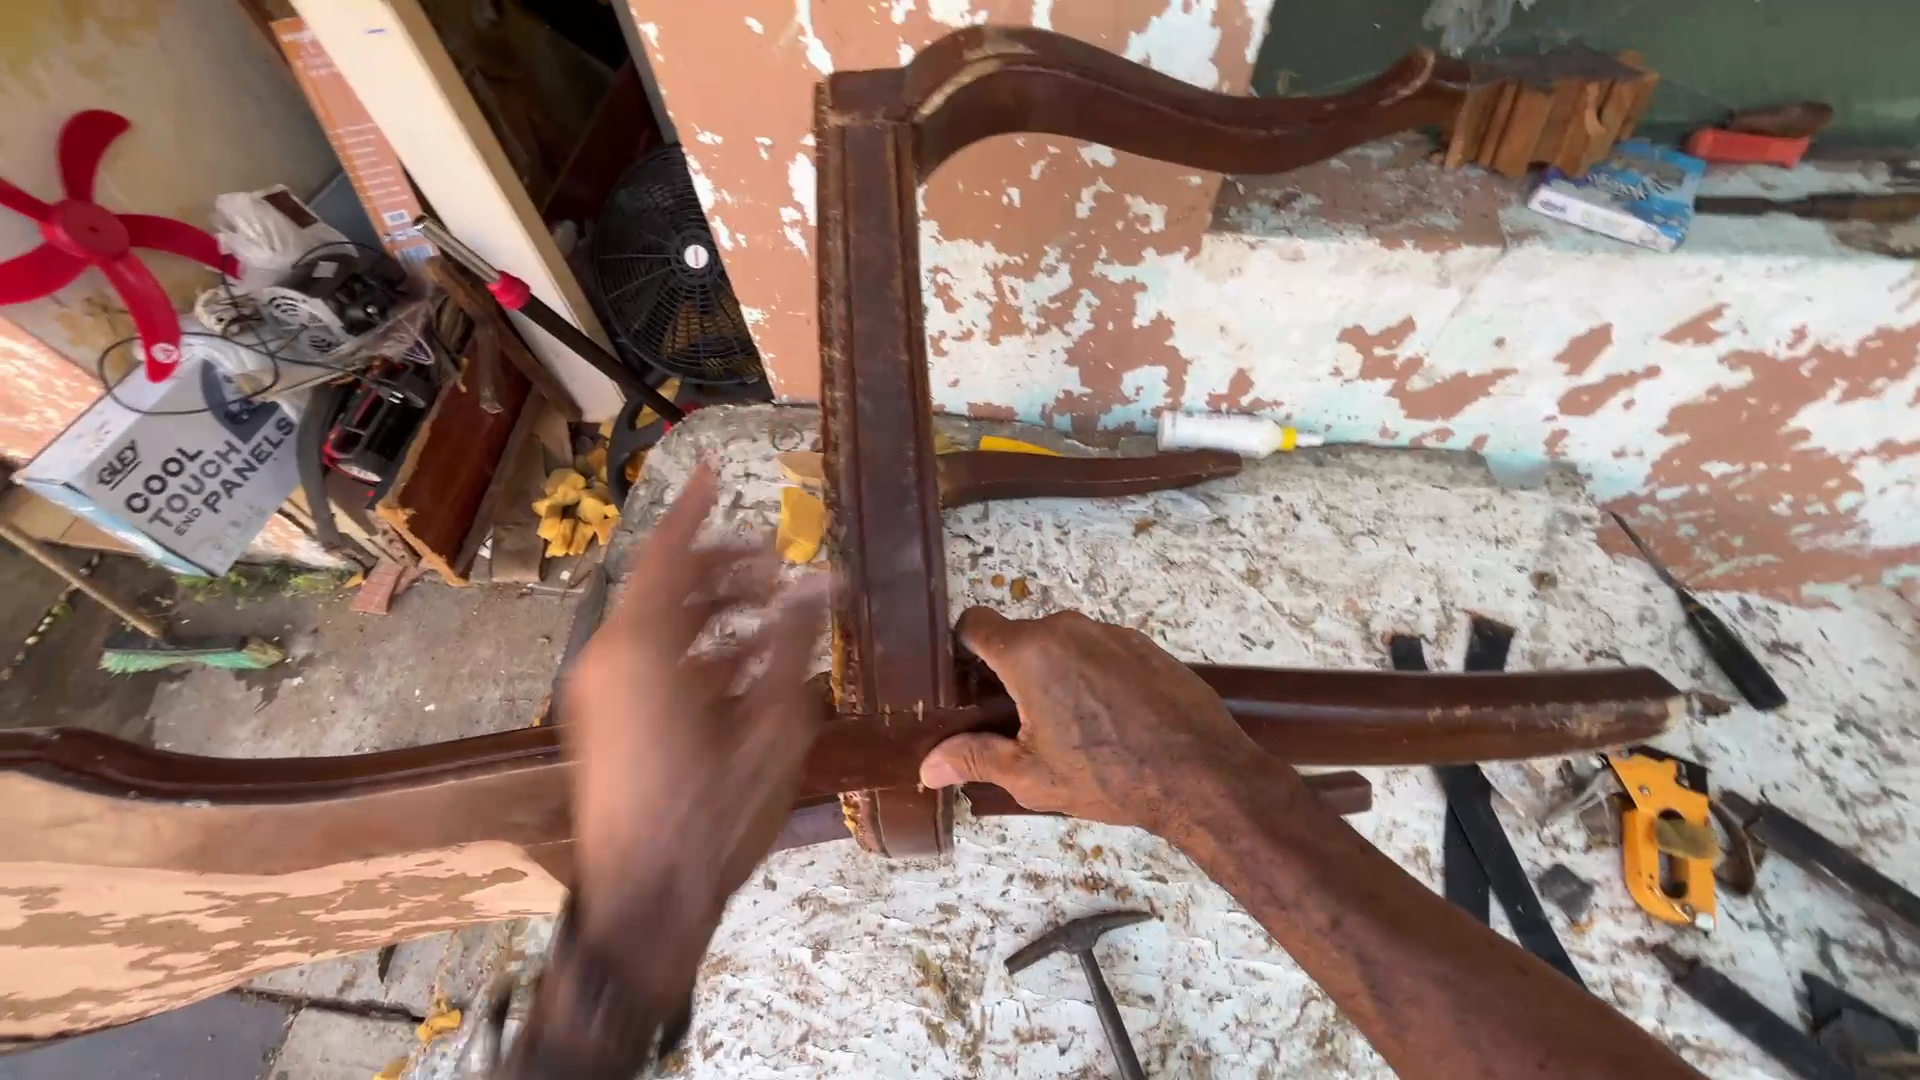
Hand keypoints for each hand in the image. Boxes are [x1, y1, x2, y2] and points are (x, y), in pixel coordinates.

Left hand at [560, 466, 828, 1000]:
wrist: (646, 901)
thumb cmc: (715, 810)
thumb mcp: (771, 722)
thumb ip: (792, 642)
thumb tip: (824, 582)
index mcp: (643, 648)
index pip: (667, 554)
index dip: (695, 510)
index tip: (716, 471)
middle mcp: (612, 658)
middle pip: (671, 586)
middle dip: (728, 566)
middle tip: (781, 561)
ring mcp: (604, 691)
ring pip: (664, 623)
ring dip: (719, 609)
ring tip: (778, 607)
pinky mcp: (608, 718)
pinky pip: (655, 660)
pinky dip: (699, 648)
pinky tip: (750, 658)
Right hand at [918, 608, 1275, 833]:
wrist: (1202, 773)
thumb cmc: (1109, 775)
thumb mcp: (1032, 777)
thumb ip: (975, 759)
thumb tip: (927, 765)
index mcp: (1029, 653)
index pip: (974, 622)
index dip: (962, 648)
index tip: (967, 682)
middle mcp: (1066, 628)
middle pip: (1019, 637)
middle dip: (1011, 671)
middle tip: (1020, 720)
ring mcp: (1108, 631)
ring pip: (1061, 642)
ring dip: (1054, 672)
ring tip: (1070, 723)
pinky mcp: (1141, 642)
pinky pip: (1098, 648)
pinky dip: (1091, 672)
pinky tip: (1111, 716)